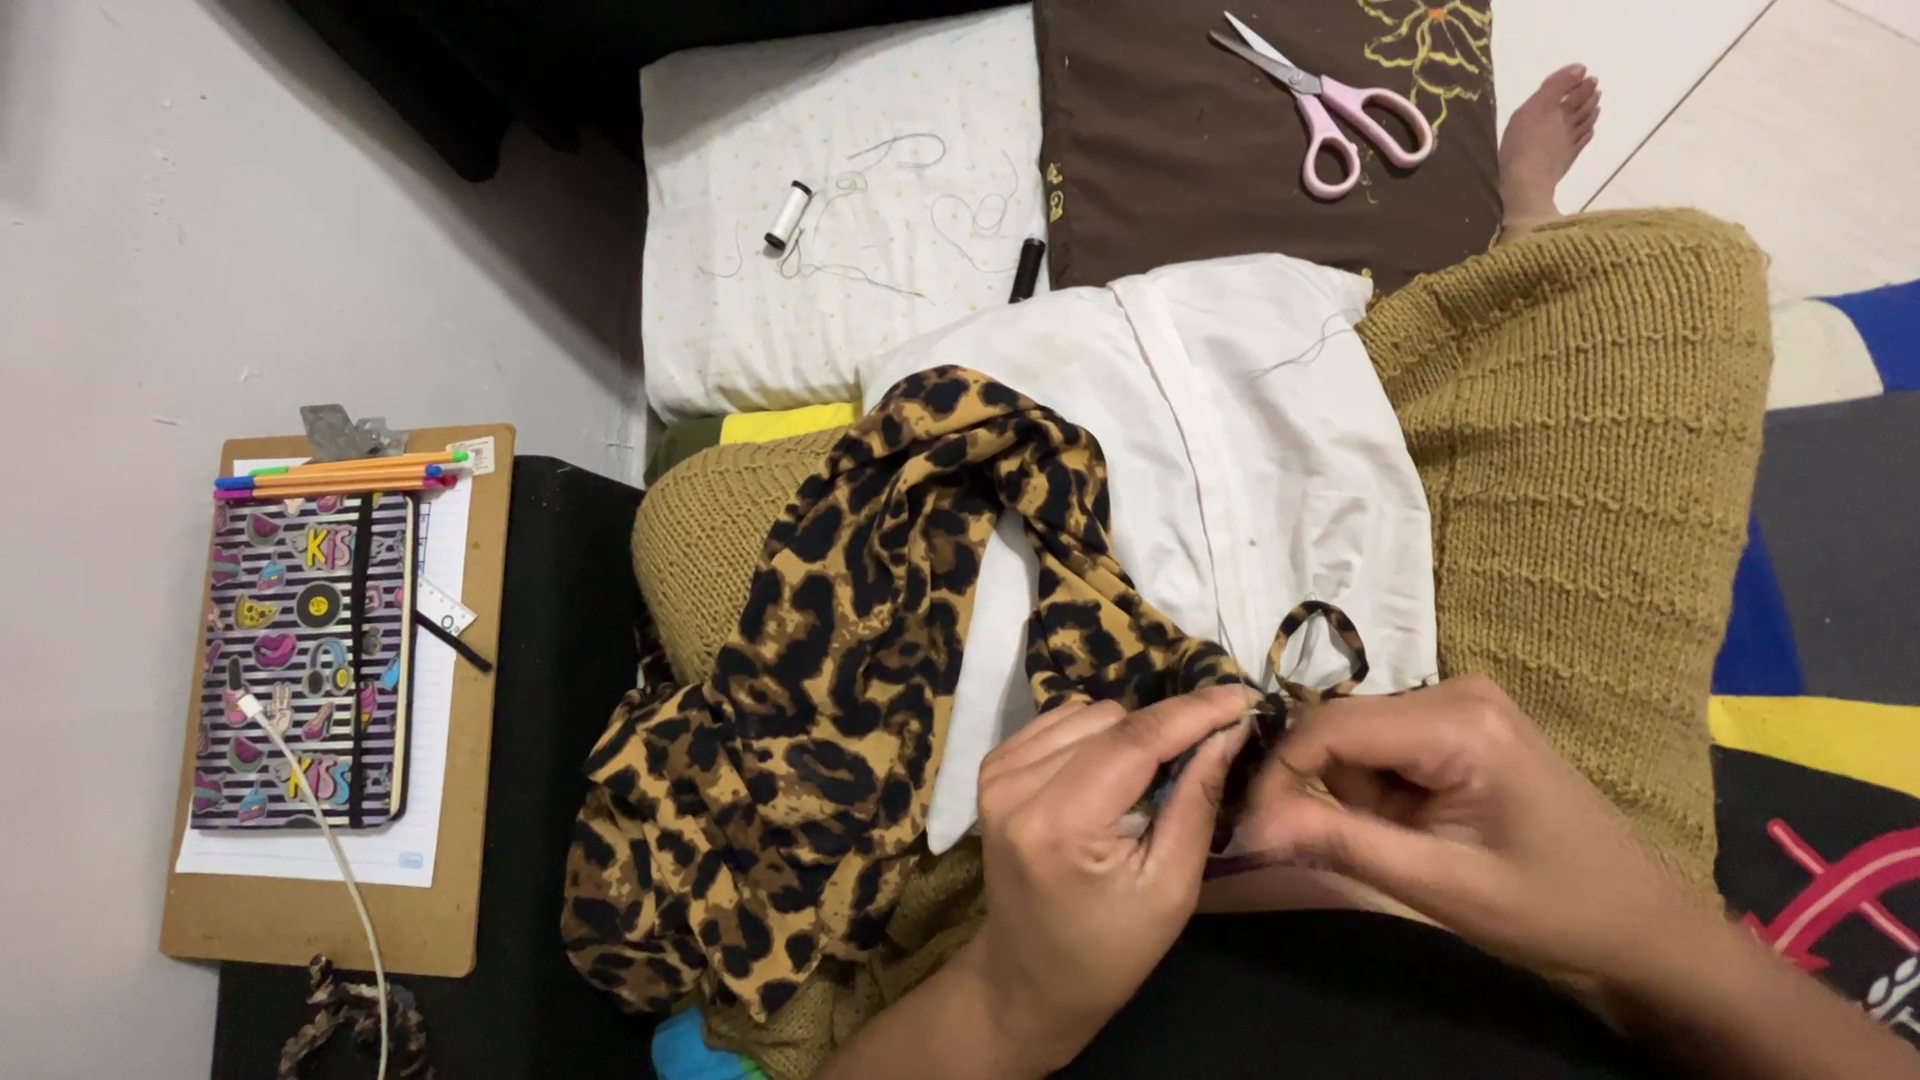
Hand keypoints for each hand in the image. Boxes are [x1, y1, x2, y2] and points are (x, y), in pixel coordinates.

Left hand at [971, 684, 1254, 1066]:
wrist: (1028, 975)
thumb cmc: (1108, 950)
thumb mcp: (1170, 888)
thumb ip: (1196, 800)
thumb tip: (1227, 730)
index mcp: (1058, 823)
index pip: (1133, 741)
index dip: (1191, 712)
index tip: (1240, 694)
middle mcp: (1016, 785)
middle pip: (1110, 719)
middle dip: (1162, 731)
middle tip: (1195, 761)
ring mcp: (997, 772)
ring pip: (1085, 713)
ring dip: (1126, 734)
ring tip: (1143, 784)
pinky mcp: (993, 767)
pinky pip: (1058, 722)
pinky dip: (1093, 737)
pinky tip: (1105, 776)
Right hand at [1242, 675, 1707, 983]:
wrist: (1641, 924)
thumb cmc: (1549, 910)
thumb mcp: (1437, 885)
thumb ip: (1338, 841)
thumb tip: (1251, 823)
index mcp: (1458, 722)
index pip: (1329, 726)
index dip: (1279, 772)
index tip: (1254, 825)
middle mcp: (1454, 689)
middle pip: (1339, 724)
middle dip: (1326, 785)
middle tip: (1350, 845)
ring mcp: (1458, 697)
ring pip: (1354, 732)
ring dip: (1355, 788)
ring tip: (1403, 837)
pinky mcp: (1458, 714)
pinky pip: (1381, 737)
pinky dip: (1377, 782)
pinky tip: (1415, 816)